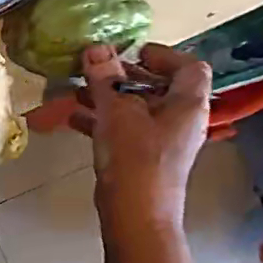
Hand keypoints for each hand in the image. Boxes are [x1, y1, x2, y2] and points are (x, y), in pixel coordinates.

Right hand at [71, 44, 209, 228]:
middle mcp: (181, 120)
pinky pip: (125, 130)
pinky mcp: (144, 159)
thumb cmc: (134, 158)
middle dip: (124, 76)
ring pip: (137, 109)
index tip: (131, 51)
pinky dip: (103, 120)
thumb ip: (105, 78)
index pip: (189, 66)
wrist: (136, 215)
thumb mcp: (116, 112)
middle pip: (159, 86)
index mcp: (188, 104)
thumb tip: (95, 48)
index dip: (163, 54)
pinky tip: (73, 118)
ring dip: (108, 97)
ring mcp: (163, 142)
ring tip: (77, 90)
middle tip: (95, 68)